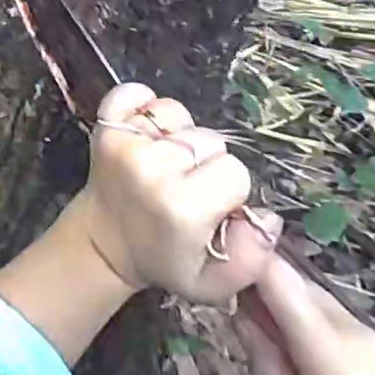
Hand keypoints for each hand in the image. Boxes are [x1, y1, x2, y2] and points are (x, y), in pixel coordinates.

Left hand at [72, 83, 281, 300]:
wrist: (105, 242)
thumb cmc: (163, 259)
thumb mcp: (212, 282)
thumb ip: (251, 257)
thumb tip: (268, 218)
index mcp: (182, 206)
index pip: (235, 171)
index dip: (230, 189)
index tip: (211, 205)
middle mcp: (152, 167)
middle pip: (209, 139)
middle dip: (205, 162)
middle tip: (186, 187)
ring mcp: (125, 142)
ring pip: (177, 114)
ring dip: (178, 134)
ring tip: (165, 163)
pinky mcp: (105, 125)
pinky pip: (132, 93)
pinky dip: (142, 102)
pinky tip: (147, 129)